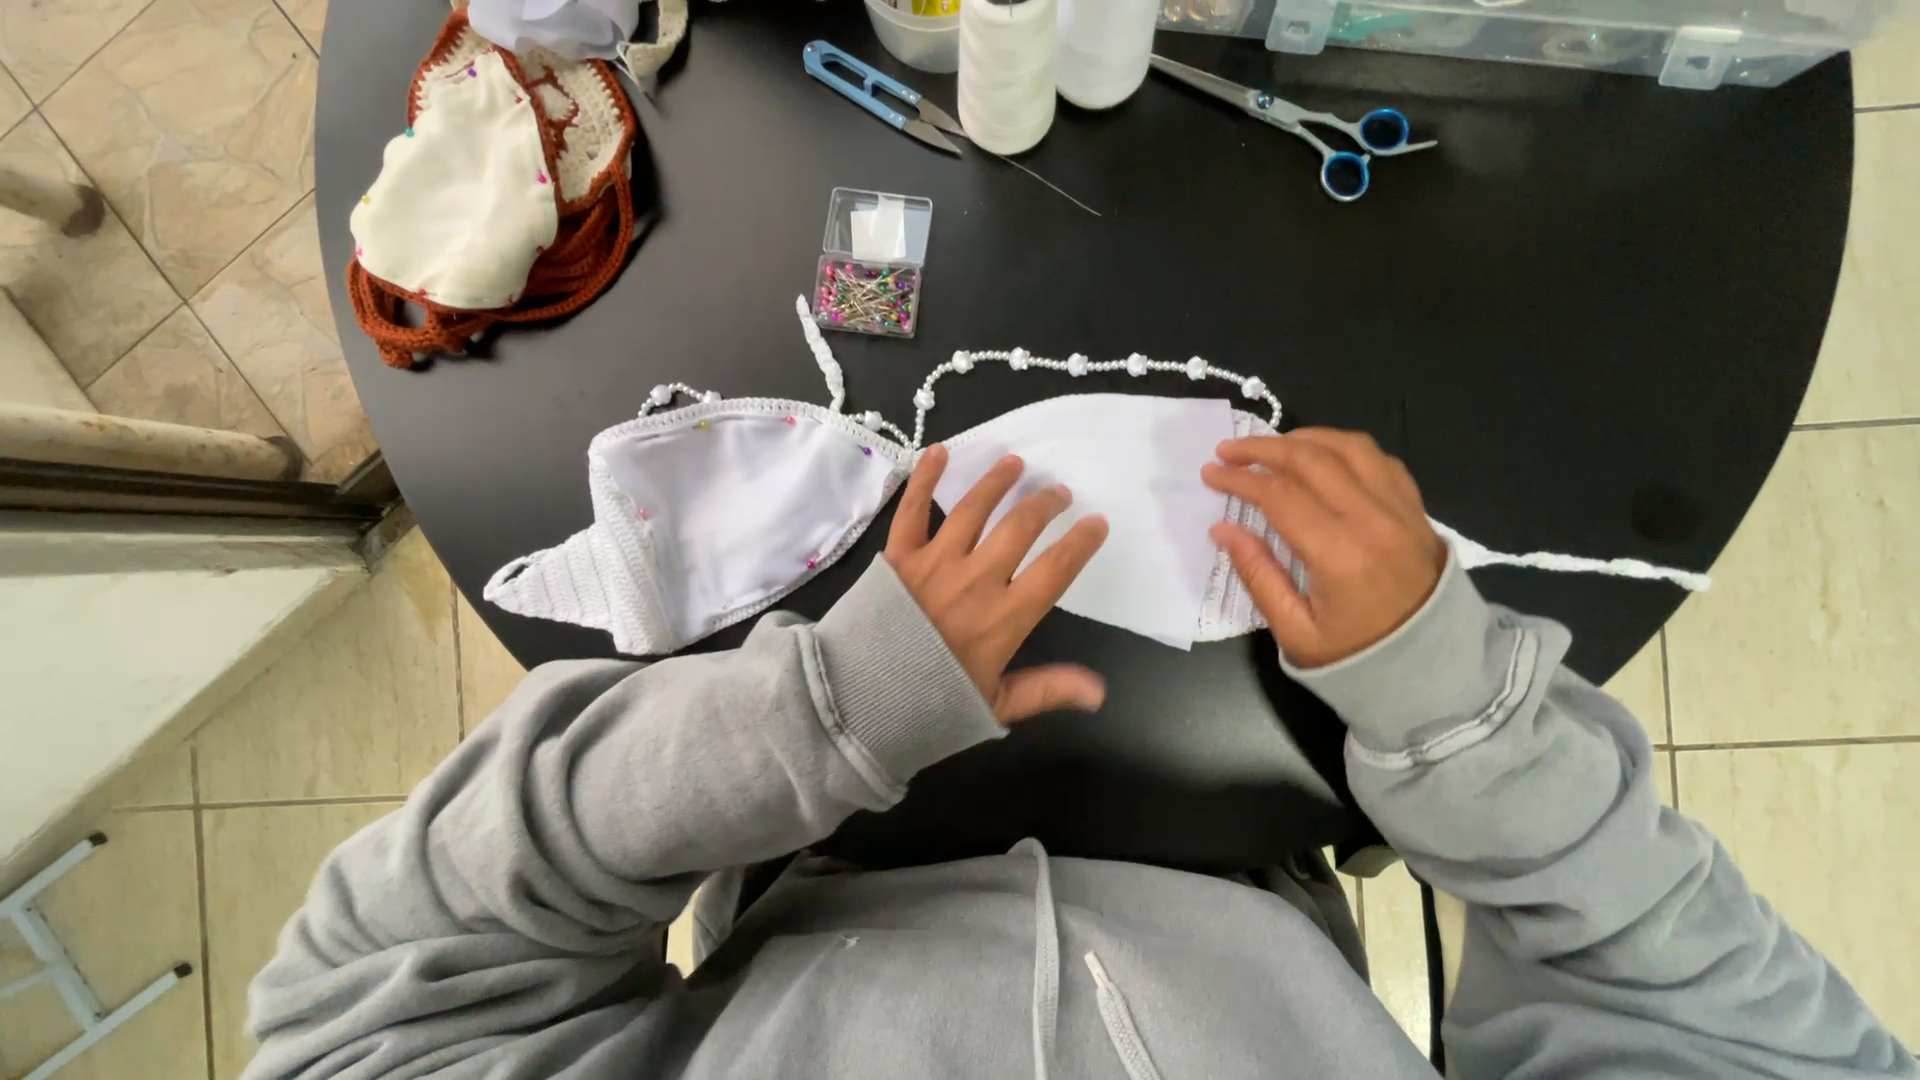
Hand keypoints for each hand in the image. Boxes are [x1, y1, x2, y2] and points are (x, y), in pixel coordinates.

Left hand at [885, 445, 1110, 723]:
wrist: (861, 699)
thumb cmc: (933, 704)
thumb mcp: (997, 705)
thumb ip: (1048, 689)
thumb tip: (1099, 691)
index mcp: (1005, 616)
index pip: (1055, 569)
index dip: (1081, 543)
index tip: (1096, 522)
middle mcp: (976, 579)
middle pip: (1019, 528)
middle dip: (1044, 504)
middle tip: (1057, 491)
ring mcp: (935, 562)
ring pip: (974, 509)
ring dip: (997, 482)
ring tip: (1014, 463)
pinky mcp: (899, 555)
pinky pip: (913, 509)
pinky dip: (924, 478)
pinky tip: (939, 451)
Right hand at [1201, 429, 1445, 668]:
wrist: (1432, 666)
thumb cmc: (1356, 654)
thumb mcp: (1295, 631)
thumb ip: (1257, 575)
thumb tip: (1222, 529)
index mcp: (1339, 555)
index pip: (1279, 495)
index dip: (1239, 479)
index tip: (1210, 474)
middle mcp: (1373, 520)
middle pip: (1311, 459)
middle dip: (1262, 448)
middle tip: (1228, 450)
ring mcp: (1401, 510)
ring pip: (1349, 447)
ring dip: (1304, 438)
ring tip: (1271, 447)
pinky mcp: (1416, 509)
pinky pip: (1379, 460)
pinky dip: (1344, 448)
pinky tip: (1321, 458)